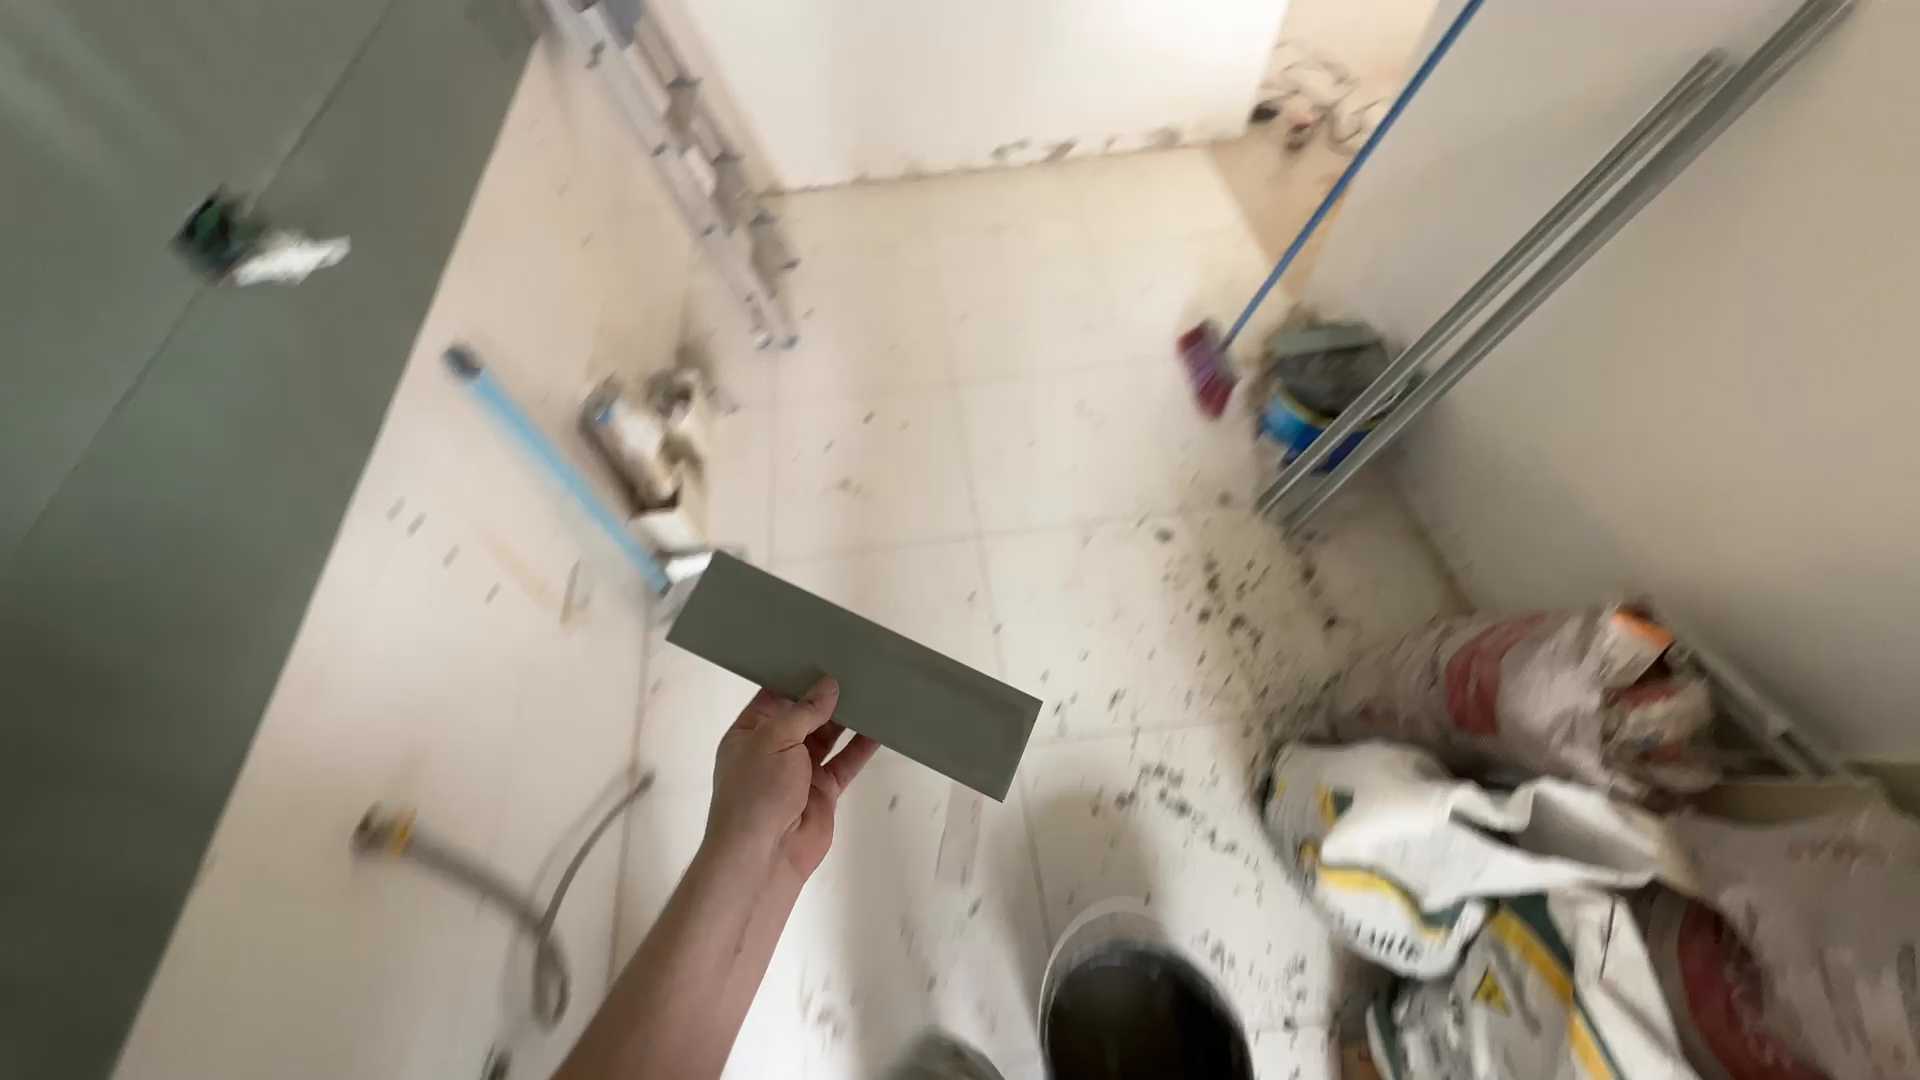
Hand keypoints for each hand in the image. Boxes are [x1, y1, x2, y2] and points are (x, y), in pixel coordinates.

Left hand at [705, 677, 880, 883]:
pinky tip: (880, 728)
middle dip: (826, 695)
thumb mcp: (774, 741)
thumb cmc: (756, 792)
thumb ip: (805, 711)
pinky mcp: (824, 790)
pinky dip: (862, 746)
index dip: (796, 676)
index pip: (773, 696)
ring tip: (871, 690)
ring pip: (828, 736)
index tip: (822, 654)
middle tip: (855, 667)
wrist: (764, 858)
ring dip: (847, 717)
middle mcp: (773, 748)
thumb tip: (829, 685)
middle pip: (804, 714)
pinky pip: (845, 761)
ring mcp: (799, 770)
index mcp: (749, 733)